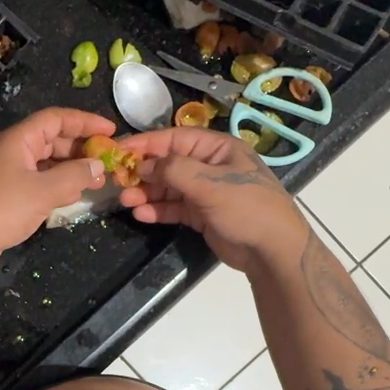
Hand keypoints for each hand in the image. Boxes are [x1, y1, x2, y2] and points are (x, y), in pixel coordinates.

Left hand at [0, 108, 115, 270]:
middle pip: (51, 139)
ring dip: (70, 169)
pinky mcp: (5, 193)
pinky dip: (57, 184)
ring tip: (95, 181)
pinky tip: (73, 195)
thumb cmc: (4, 209)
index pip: (56, 118)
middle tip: (106, 162)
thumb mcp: (45, 190)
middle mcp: (11, 150)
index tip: (110, 132)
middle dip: (80, 149)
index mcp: (17, 139)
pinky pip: (37, 180)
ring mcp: (7, 172)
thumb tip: (98, 166)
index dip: (85, 122)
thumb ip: (75, 175)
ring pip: (46, 162)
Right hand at [116, 128, 307, 270]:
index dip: (147, 144)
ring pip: (168, 188)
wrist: (271, 249)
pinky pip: (174, 208)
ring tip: (126, 202)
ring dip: (147, 194)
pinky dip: (158, 210)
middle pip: (168, 164)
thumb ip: (175, 171)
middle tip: (118, 182)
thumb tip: (145, 165)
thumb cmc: (247, 208)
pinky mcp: (201, 215)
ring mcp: (205, 192)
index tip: (119, 150)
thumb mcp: (211, 184)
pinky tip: (142, 214)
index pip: (175, 139)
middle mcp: (210, 167)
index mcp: (217, 149)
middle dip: (143, 173)